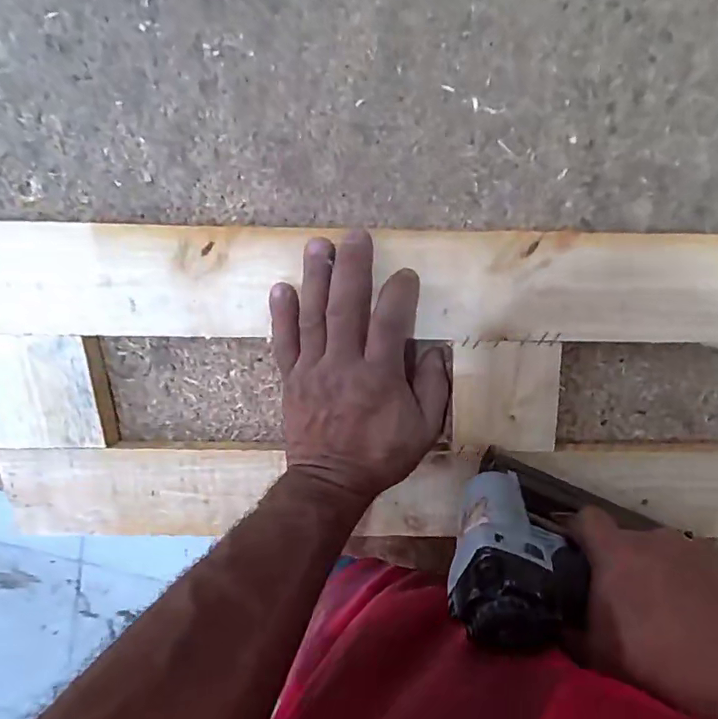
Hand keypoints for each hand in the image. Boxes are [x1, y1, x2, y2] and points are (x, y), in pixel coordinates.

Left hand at [270, 230, 450, 503]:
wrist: (329, 482)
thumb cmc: (381, 455)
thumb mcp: (423, 429)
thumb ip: (433, 388)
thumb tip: (435, 351)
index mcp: (380, 375)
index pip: (390, 321)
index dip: (399, 293)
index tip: (405, 274)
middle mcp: (344, 363)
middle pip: (348, 306)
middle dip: (352, 268)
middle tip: (355, 236)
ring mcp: (313, 369)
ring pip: (314, 316)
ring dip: (316, 278)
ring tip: (318, 245)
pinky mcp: (292, 378)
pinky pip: (285, 341)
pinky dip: (282, 314)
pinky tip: (282, 287)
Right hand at [568, 507, 717, 716]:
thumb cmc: (661, 662)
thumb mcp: (600, 656)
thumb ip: (572, 631)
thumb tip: (560, 623)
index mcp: (617, 553)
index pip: (585, 518)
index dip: (576, 532)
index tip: (575, 556)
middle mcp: (654, 538)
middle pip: (626, 540)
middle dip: (620, 565)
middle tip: (625, 602)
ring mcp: (694, 546)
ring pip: (662, 553)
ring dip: (657, 573)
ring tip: (668, 613)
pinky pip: (694, 565)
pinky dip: (690, 582)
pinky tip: (701, 615)